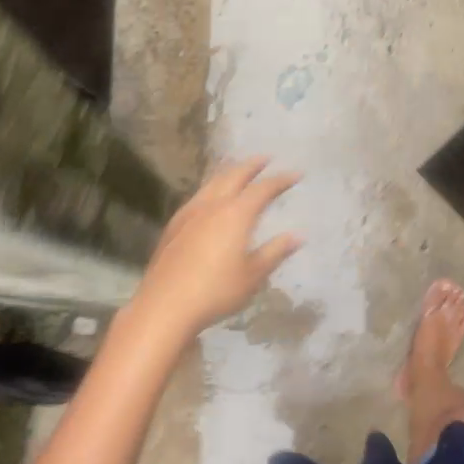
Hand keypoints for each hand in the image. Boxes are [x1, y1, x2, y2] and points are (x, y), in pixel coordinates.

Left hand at [124, 157, 303, 338]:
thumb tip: (298, 236)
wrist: (166, 304)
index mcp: (236, 214)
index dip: (281, 180)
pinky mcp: (174, 225)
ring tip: (237, 169)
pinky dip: (211, 187)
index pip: (263, 189)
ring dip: (228, 172)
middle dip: (251, 165)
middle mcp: (212, 205)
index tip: (296, 174)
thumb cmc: (216, 291)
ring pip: (212, 182)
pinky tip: (209, 198)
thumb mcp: (253, 275)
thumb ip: (275, 252)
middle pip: (234, 175)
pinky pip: (197, 196)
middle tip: (265, 159)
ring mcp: (189, 213)